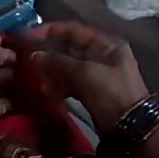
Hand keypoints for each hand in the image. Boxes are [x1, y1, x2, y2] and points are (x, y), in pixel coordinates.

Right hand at [14, 21, 149, 130]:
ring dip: (52, 74)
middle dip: (49, 57)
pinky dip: (59, 86)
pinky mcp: (92, 90)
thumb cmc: (112, 93)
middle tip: (30, 64)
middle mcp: (101, 54)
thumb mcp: (85, 74)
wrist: (131, 128)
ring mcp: (97, 73)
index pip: (73, 29)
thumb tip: (34, 56)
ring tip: (42, 84)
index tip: (27, 37)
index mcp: (106, 43)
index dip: (49, 30)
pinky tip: (50, 93)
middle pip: (68, 49)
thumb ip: (58, 62)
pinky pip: (71, 82)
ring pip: (67, 67)